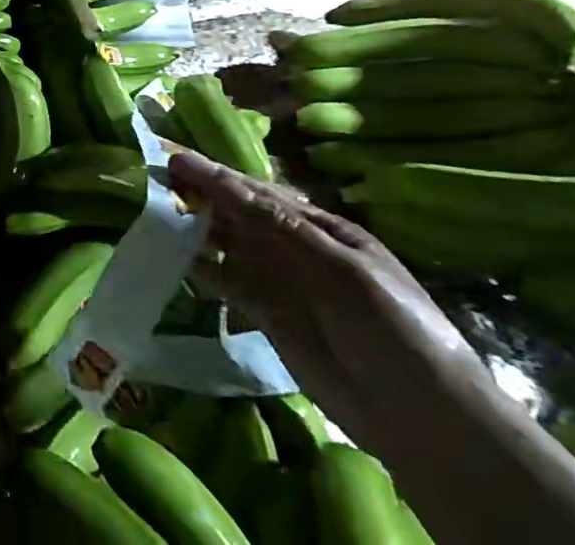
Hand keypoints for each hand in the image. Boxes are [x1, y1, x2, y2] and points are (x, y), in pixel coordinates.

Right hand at [167, 152, 485, 443]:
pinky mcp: (267, 316)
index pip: (259, 193)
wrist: (419, 414)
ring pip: (229, 245)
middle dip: (201, 194)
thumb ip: (284, 229)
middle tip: (157, 178)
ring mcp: (280, 282)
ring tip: (155, 210)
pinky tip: (175, 258)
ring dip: (197, 227)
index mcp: (321, 227)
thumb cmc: (392, 327)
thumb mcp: (343, 271)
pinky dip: (202, 270)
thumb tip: (232, 187)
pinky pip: (228, 285)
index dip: (217, 176)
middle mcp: (295, 247)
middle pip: (239, 214)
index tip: (175, 159)